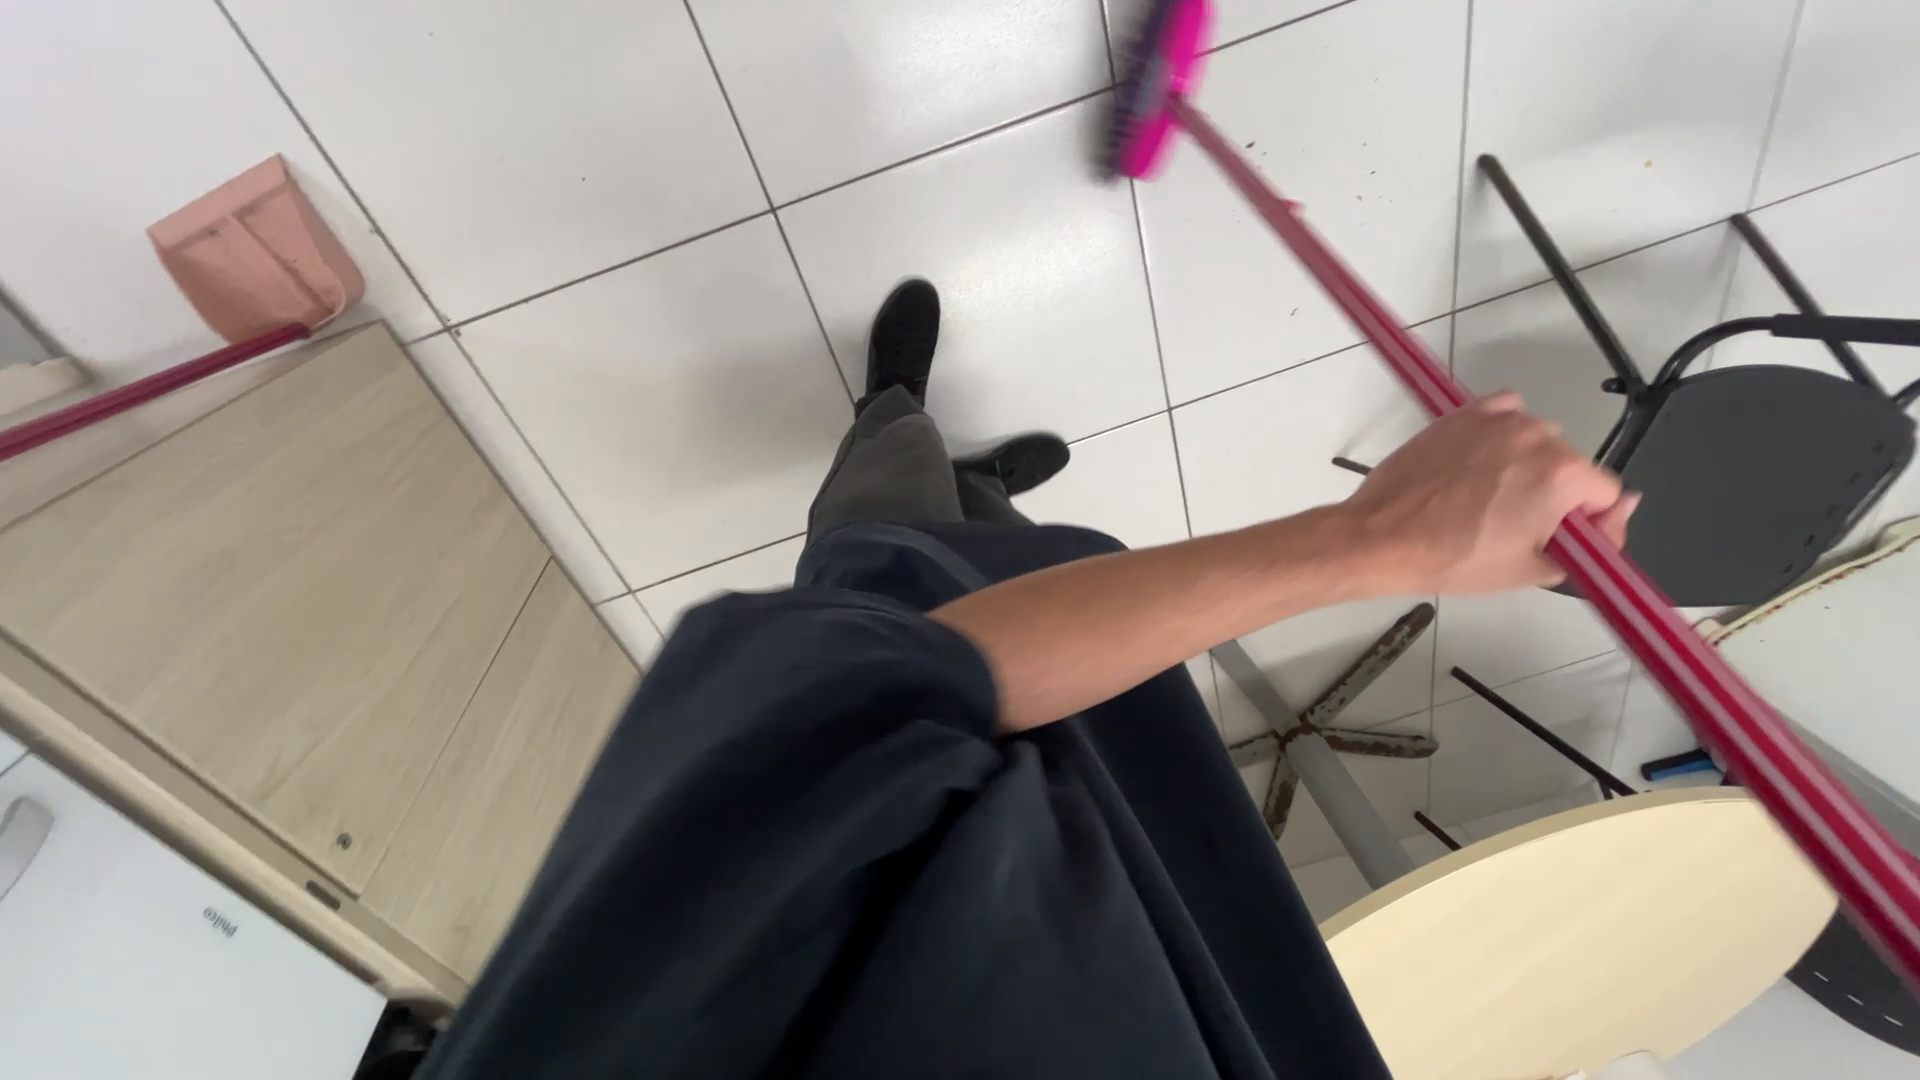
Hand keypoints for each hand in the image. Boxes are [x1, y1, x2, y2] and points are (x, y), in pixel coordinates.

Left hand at [1339, 392, 1638, 593]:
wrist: (1380, 538)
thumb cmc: (1453, 558)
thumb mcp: (1532, 568)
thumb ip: (1590, 543)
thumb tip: (1620, 510)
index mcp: (1564, 474)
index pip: (1607, 495)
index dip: (1592, 523)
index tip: (1565, 538)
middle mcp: (1536, 436)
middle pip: (1569, 466)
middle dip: (1553, 494)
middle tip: (1514, 523)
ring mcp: (1493, 421)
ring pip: (1534, 439)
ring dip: (1524, 463)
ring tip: (1486, 495)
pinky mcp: (1457, 416)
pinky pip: (1499, 411)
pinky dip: (1499, 430)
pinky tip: (1480, 457)